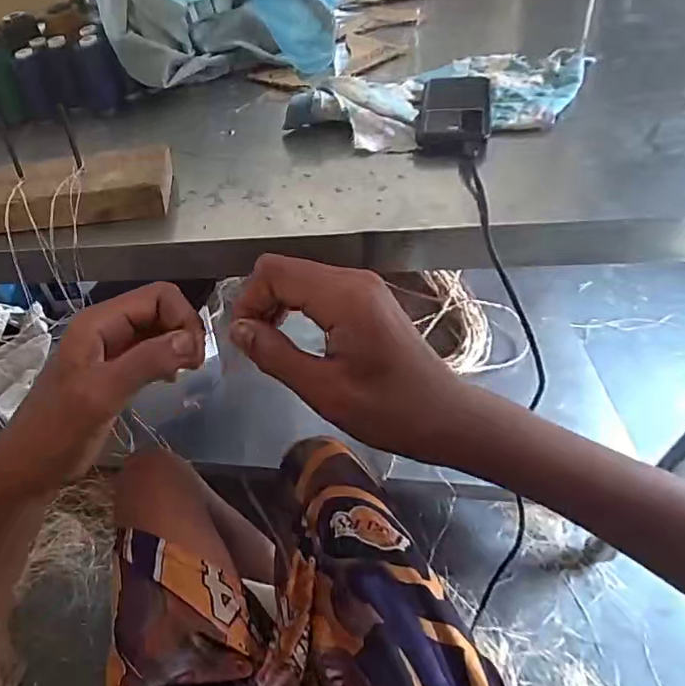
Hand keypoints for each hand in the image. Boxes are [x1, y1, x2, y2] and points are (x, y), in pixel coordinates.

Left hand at [0, 283, 204, 495]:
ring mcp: (107, 352)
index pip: (157, 296)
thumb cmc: (57, 432)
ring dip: (177, 346)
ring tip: (186, 374)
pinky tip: (171, 381)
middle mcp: (103, 329)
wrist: (27, 468)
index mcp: (97, 323)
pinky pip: (147, 354)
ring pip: (155, 332)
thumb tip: (191, 339)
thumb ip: (145, 362)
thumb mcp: (102, 394)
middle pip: (159, 310)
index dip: (183, 318)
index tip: (195, 356)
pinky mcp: (111, 374)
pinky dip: (166, 361)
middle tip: (194, 367)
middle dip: (183, 331)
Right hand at [229, 254, 472, 463]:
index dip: (248, 301)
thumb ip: (274, 355)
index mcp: (344, 297)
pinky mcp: (366, 298)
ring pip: (297, 277)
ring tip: (269, 342)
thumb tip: (237, 330)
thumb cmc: (390, 410)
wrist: (446, 417)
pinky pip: (315, 288)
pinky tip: (291, 335)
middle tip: (253, 343)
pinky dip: (294, 306)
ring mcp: (362, 286)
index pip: (273, 272)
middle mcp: (353, 280)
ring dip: (274, 304)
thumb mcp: (324, 390)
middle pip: (283, 268)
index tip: (244, 339)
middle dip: (258, 301)